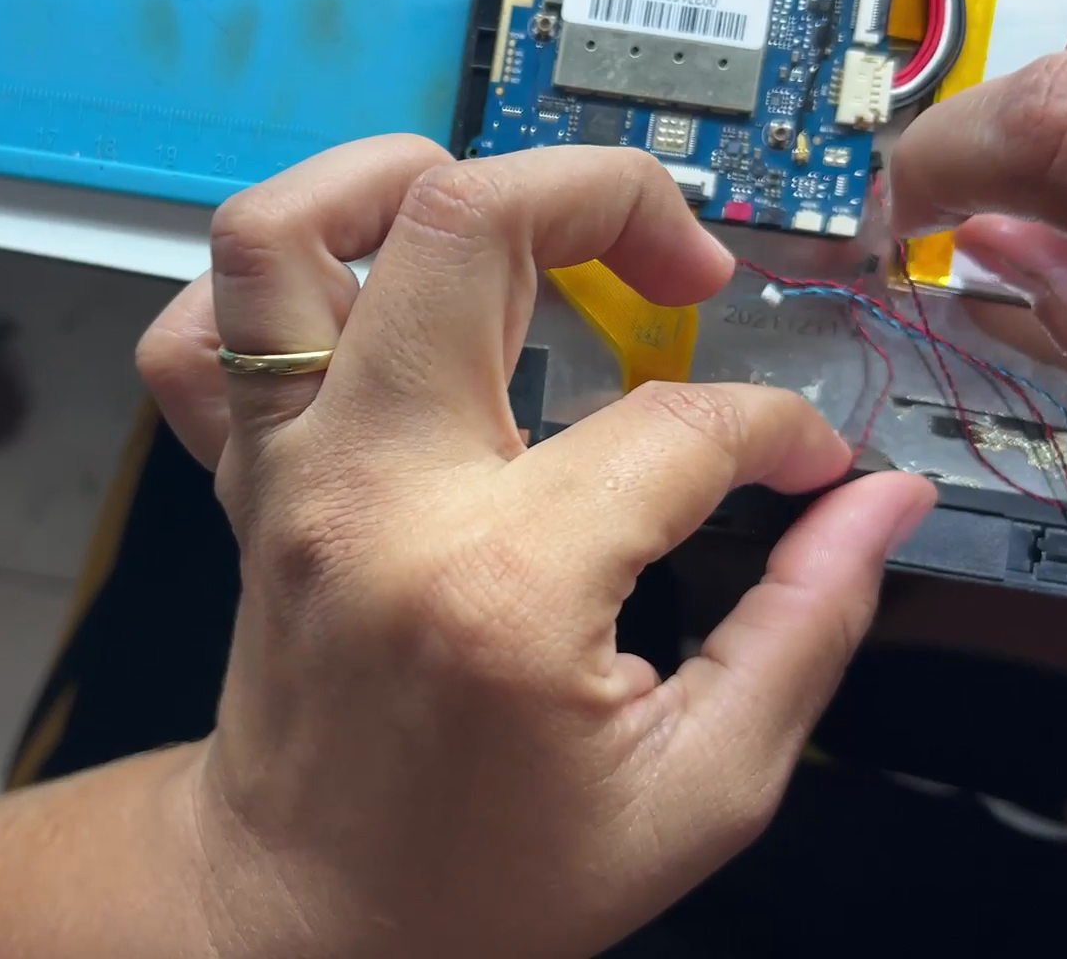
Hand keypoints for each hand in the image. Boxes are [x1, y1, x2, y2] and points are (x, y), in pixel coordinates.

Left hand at [135, 136, 934, 956]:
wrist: (302, 907)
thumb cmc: (488, 874)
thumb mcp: (694, 788)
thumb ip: (806, 626)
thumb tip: (874, 500)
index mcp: (503, 582)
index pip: (679, 422)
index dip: (775, 427)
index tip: (798, 458)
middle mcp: (372, 487)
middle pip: (464, 226)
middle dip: (599, 192)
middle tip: (667, 258)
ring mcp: (284, 468)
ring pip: (283, 235)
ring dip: (395, 180)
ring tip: (495, 220)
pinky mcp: (238, 476)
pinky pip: (192, 333)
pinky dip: (272, 286)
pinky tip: (358, 308)